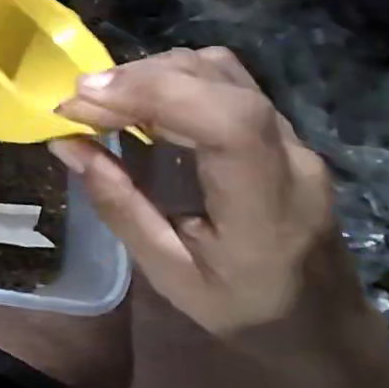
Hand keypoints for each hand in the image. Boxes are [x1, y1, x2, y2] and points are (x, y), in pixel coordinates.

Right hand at [48, 48, 335, 336]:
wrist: (320, 318)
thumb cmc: (242, 307)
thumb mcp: (169, 273)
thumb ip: (120, 206)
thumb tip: (68, 144)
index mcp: (267, 204)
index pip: (227, 121)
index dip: (154, 93)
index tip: (84, 98)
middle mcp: (288, 155)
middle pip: (214, 80)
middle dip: (136, 80)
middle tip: (77, 102)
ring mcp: (289, 134)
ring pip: (217, 69)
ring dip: (151, 74)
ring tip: (103, 100)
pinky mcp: (277, 127)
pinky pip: (221, 79)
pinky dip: (170, 78)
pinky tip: (140, 102)